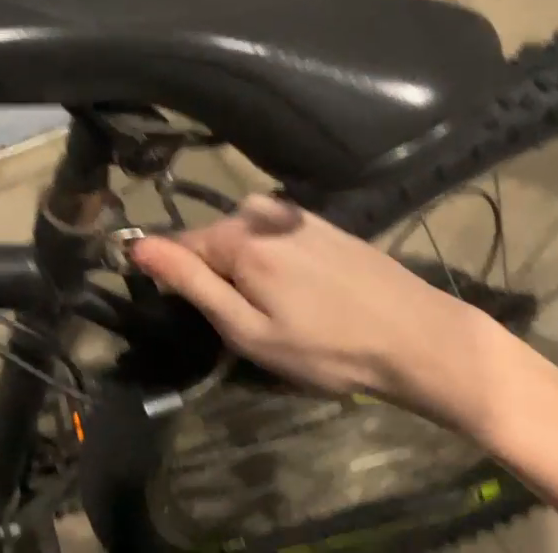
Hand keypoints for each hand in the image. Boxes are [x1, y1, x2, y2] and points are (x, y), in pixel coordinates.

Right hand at [130, 195, 505, 429]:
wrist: (420, 338)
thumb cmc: (328, 347)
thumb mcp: (249, 330)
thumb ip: (191, 282)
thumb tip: (137, 245)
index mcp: (236, 236)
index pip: (176, 246)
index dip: (178, 282)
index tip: (202, 317)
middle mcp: (259, 211)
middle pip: (210, 241)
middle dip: (216, 278)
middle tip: (250, 326)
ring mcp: (293, 212)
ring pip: (242, 240)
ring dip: (246, 272)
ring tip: (282, 314)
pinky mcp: (318, 221)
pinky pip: (272, 236)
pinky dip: (274, 263)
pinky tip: (306, 294)